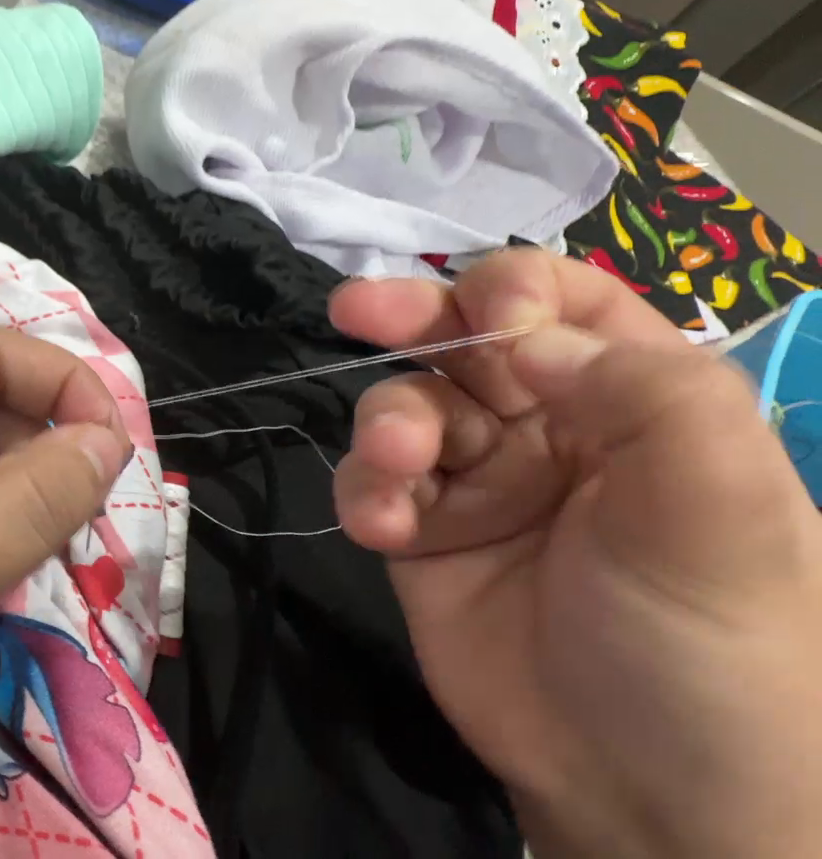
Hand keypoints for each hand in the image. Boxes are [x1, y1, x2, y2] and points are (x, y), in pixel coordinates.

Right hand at [330, 249, 821, 858]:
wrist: (640, 791)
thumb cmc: (712, 647)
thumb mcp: (729, 522)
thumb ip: (652, 403)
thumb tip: (523, 338)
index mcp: (636, 405)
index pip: (568, 306)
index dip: (517, 290)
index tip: (486, 315)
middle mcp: (548, 427)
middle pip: (462, 340)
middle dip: (409, 317)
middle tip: (354, 307)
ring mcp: (475, 479)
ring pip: (402, 407)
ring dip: (386, 426)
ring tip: (396, 468)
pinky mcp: (416, 529)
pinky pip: (368, 482)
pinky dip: (365, 493)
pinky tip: (384, 530)